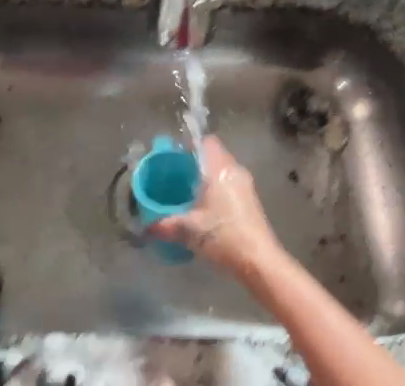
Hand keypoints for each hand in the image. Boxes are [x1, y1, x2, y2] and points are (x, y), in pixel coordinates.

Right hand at [146, 136, 282, 279]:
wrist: (259, 262)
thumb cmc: (224, 236)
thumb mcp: (189, 230)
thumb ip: (165, 225)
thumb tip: (144, 227)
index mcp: (219, 169)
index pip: (206, 142)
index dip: (189, 145)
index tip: (173, 156)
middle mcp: (235, 171)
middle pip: (213, 156)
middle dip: (194, 163)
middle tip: (174, 175)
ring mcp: (245, 187)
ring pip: (222, 171)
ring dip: (206, 178)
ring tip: (186, 192)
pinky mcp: (250, 202)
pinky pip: (229, 185)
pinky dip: (216, 190)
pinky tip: (203, 208)